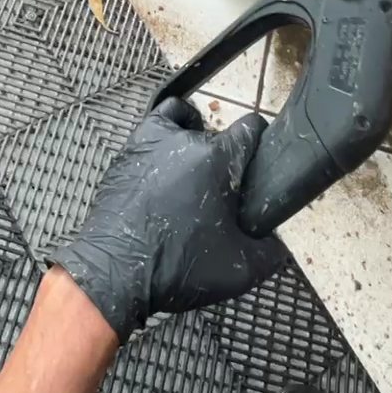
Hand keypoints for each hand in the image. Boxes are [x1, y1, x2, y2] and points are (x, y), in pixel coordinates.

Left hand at [50, 98, 288, 340]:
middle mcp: (187, 140)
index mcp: (218, 159)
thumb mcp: (238, 270)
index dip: (260, 142)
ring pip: (185, 121)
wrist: (115, 271)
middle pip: (217, 135)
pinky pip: (154, 125)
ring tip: (193, 168)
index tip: (258, 161)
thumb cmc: (175, 266)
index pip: (251, 129)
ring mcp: (153, 141)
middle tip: (220, 194)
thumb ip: (270, 253)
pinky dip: (165, 134)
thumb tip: (276, 244)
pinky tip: (166, 157)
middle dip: (224, 161)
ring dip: (193, 139)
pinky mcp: (128, 150)